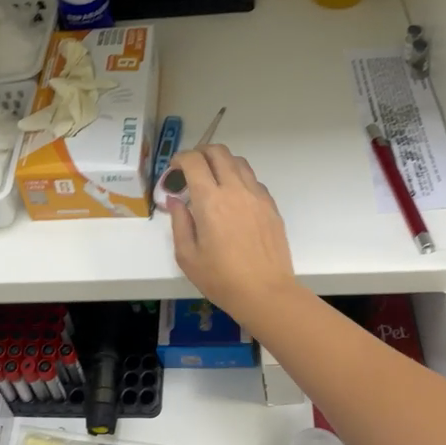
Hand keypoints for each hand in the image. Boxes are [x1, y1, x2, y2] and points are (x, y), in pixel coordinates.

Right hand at [164, 145, 298, 325]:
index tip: (174, 170)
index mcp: (210, 200)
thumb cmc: (221, 279)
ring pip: (239, 162)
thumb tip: (175, 200)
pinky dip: (239, 179)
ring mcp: (256, 196)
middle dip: (201, 153)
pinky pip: (253, 180)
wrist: (266, 293)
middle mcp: (234, 190)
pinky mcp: (271, 206)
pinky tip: (234, 199)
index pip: (193, 161)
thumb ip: (179, 222)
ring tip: (213, 180)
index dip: (180, 158)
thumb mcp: (187, 256)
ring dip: (222, 163)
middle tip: (192, 168)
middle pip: (218, 152)